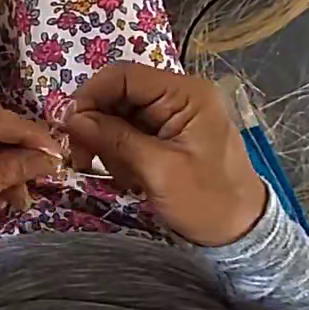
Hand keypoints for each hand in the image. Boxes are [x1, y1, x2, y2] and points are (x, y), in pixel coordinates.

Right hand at [64, 62, 267, 246]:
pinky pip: (123, 130)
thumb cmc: (207, 200)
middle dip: (94, 123)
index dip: (90, 95)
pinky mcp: (163, 132)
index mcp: (186, 94)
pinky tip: (125, 173)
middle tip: (81, 157)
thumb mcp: (158, 169)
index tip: (68, 126)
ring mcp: (170, 114)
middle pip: (115, 93)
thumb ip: (113, 138)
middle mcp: (177, 95)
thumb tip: (70, 117)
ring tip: (115, 172)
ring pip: (114, 113)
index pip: (124, 76)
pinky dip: (115, 150)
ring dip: (103, 141)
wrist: (240, 233)